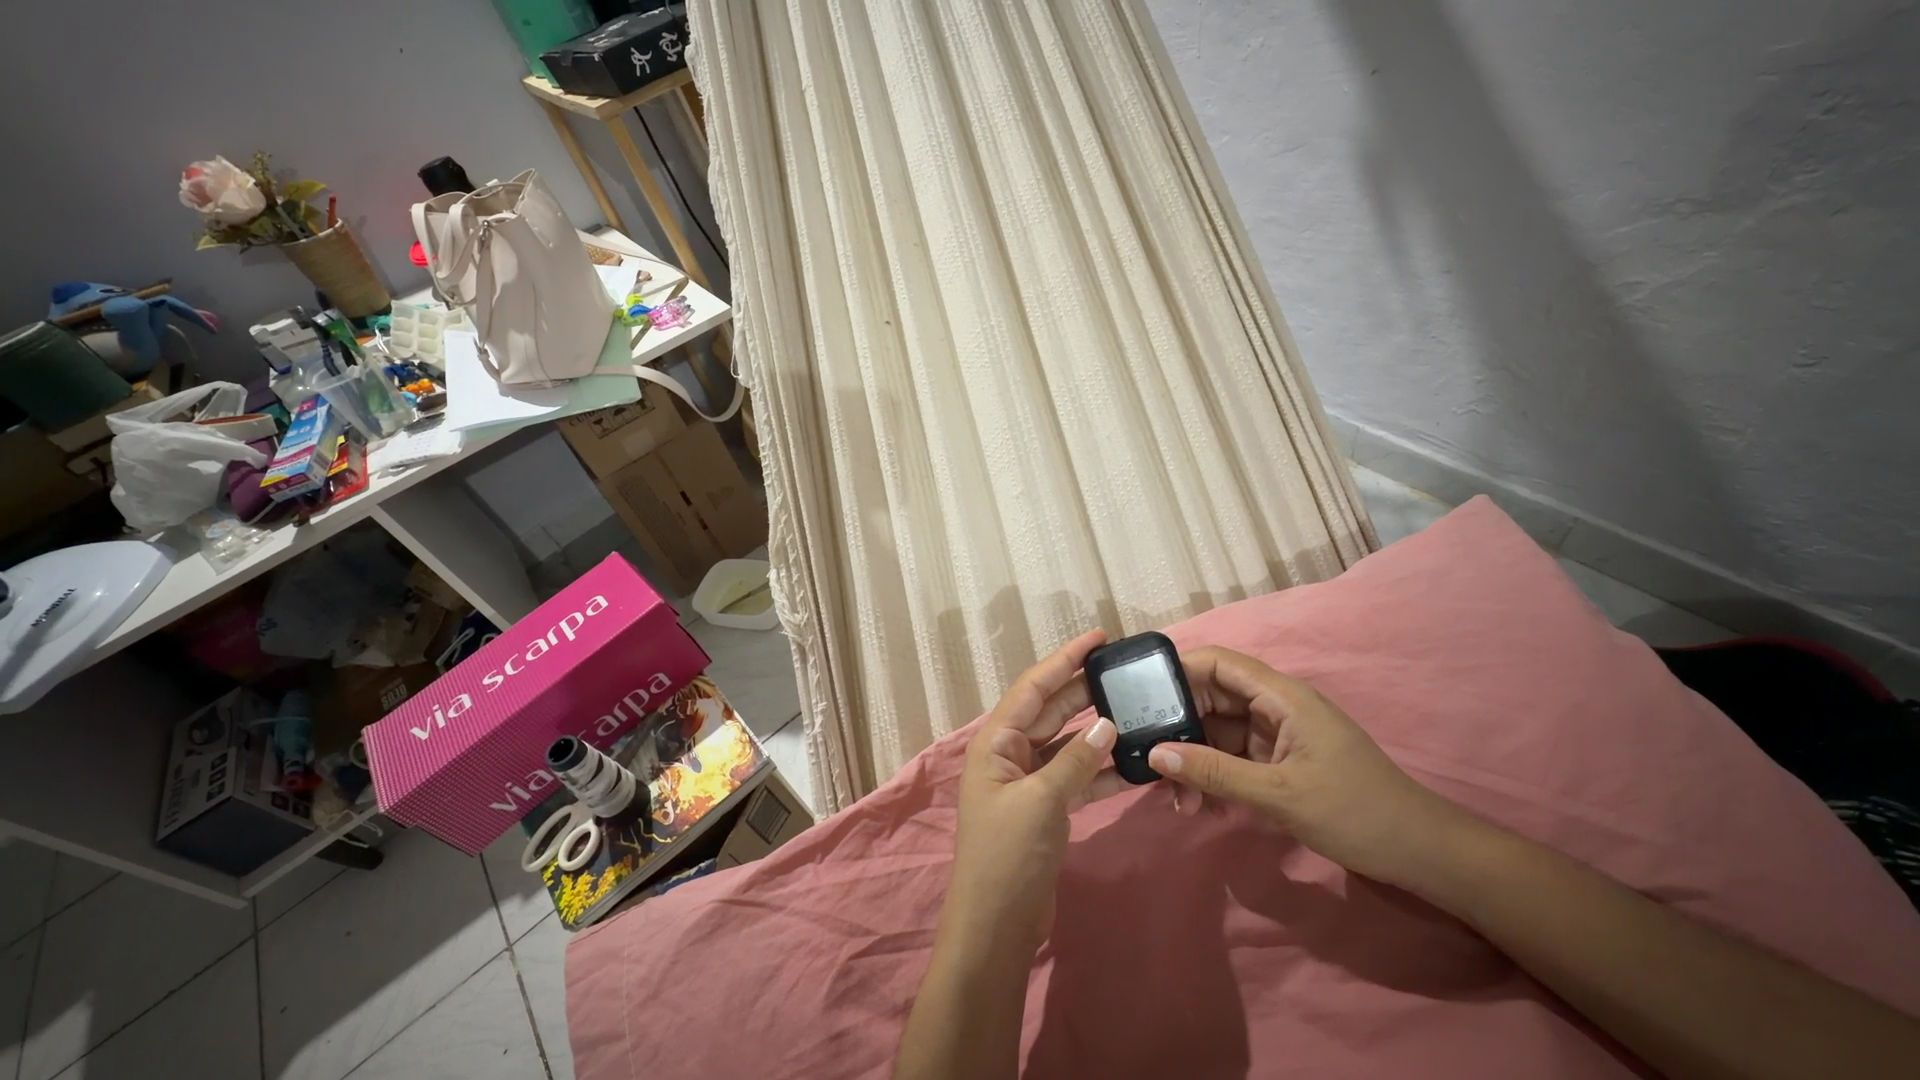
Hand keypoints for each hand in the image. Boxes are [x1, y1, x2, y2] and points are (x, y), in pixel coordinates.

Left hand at [945, 629, 1126, 953]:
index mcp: (996, 743)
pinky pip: (1075, 777)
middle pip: (1050, 711)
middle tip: (1123, 671)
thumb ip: (1075, 760)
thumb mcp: (1041, 801)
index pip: (1033, 688)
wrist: (997, 923)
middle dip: (1083, 689)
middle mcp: (1009, 755)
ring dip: (1097, 729)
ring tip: (1135, 708)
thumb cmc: (1009, 854)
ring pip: (1067, 743)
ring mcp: (1027, 783)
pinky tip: (1132, 761)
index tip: (1097, 637)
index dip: (1063, 660)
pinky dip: (1100, 769)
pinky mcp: (1045, 809)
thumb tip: (1107, 724)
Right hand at [1149, 646, 1471, 886]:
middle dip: (1178, 727)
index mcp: (1282, 697)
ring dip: (1194, 760)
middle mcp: (1276, 707)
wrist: (1418, 850)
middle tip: (1149, 761)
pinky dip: (1213, 776)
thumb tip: (1155, 755)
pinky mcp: (1280, 761)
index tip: (1137, 697)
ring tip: (1179, 803)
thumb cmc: (1354, 812)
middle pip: (1211, 697)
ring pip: (1218, 732)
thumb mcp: (1279, 795)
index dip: (1177, 671)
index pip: (1217, 663)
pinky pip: (1232, 757)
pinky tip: (1202, 807)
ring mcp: (1278, 735)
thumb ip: (1214, 773)